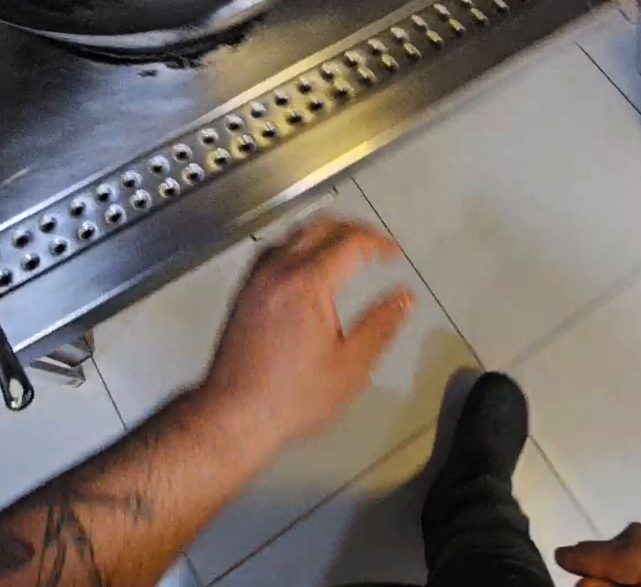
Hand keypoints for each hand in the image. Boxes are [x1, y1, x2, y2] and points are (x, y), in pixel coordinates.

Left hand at [196, 217, 415, 451]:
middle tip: (378, 247)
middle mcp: (280, 269)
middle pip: (322, 226)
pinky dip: (300, 244)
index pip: (351, 243)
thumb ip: (381, 326)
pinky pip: (276, 249)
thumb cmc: (295, 396)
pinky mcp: (245, 288)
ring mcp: (258, 276)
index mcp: (309, 282)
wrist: (233, 414)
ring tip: (349, 251)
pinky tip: (308, 264)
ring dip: (327, 232)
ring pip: (297, 233)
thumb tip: (406, 297)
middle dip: (355, 230)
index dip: (379, 242)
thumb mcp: (350, 367)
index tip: (397, 253)